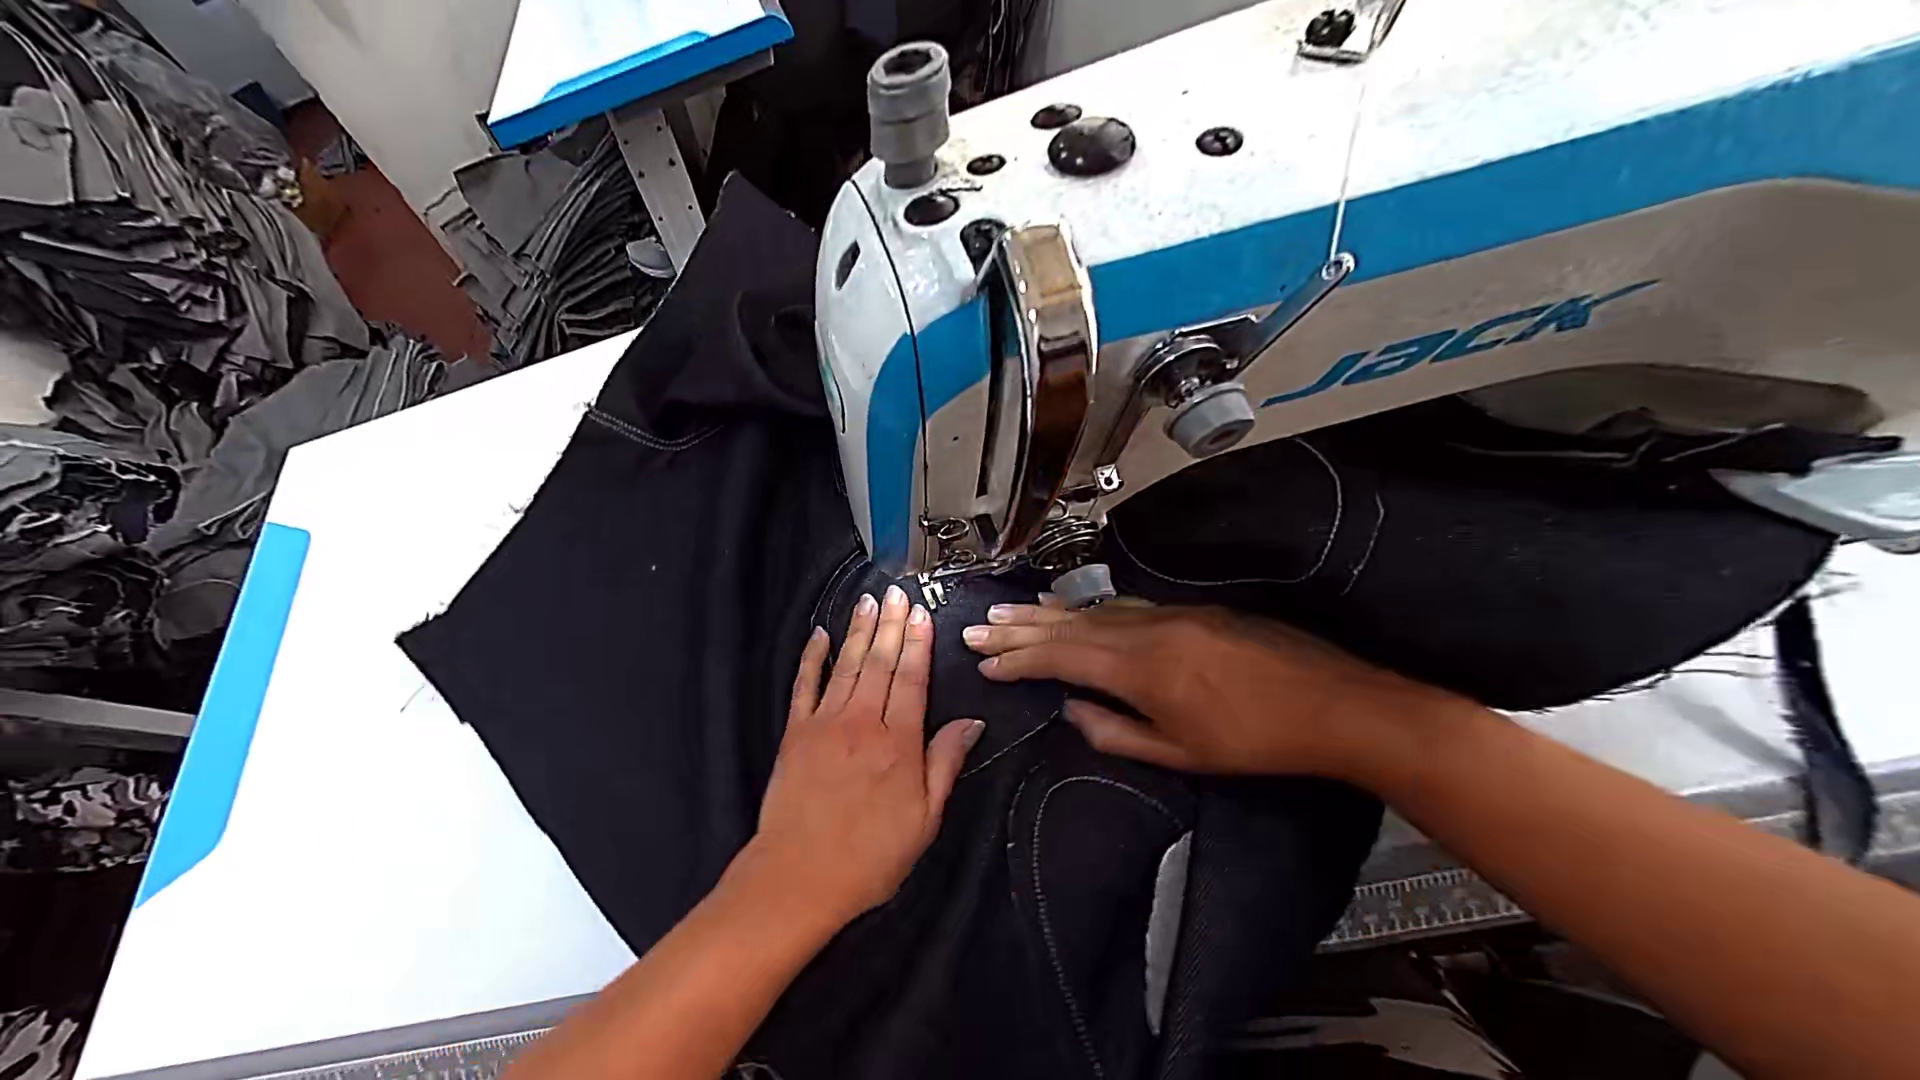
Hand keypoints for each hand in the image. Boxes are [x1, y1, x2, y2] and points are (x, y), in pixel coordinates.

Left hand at [743, 585, 984, 925]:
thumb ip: (946, 763)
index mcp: (899, 743)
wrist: (799, 876)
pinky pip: (804, 685)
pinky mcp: (795, 732)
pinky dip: (811, 658)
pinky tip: (819, 635)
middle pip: (881, 662)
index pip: (913, 679)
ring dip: (859, 630)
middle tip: (896, 593)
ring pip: (847, 665)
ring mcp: (825, 723)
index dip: (919, 643)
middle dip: (891, 624)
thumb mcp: (925, 818)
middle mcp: (863, 723)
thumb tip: (970, 723)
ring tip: (868, 601)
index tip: (922, 615)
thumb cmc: (870, 856)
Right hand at [963, 602, 1465, 781]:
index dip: (1019, 659)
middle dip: (1019, 628)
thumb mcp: (1180, 754)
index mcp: (1139, 668)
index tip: (985, 663)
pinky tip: (1073, 608)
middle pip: (1069, 625)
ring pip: (1093, 611)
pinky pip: (1122, 606)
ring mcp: (1168, 615)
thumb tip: (1073, 710)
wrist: (1333, 704)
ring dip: (1048, 613)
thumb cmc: (1255, 741)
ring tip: (1010, 611)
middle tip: (978, 627)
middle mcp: (1146, 631)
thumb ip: (1116, 732)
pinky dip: (1089, 609)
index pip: (1061, 657)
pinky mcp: (1188, 611)